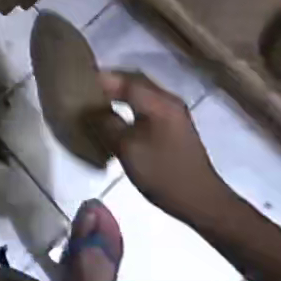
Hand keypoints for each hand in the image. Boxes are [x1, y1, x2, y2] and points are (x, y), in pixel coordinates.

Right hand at [93, 70, 235, 220]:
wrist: (201, 201)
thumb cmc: (163, 174)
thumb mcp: (127, 149)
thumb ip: (107, 124)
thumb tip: (93, 111)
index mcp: (158, 102)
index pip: (124, 80)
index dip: (101, 79)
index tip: (79, 82)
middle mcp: (168, 100)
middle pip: (134, 80)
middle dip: (110, 82)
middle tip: (86, 90)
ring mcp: (174, 112)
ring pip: (141, 91)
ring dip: (120, 92)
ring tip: (98, 101)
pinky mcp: (174, 124)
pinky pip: (147, 103)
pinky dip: (130, 102)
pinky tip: (117, 114)